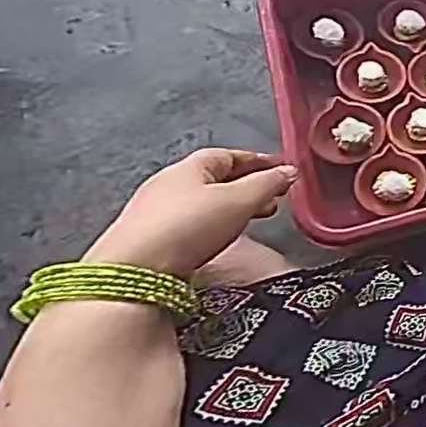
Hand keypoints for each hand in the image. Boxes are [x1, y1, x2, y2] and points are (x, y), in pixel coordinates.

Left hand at [82, 149, 297, 276]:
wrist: (135, 270)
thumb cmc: (190, 226)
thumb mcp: (240, 200)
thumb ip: (268, 184)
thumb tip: (290, 171)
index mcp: (189, 167)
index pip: (230, 155)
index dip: (259, 161)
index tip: (283, 169)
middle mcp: (169, 183)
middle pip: (216, 178)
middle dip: (249, 185)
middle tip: (275, 197)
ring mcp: (155, 210)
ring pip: (205, 200)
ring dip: (233, 205)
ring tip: (256, 217)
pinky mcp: (149, 236)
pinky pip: (192, 220)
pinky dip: (215, 221)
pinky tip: (224, 235)